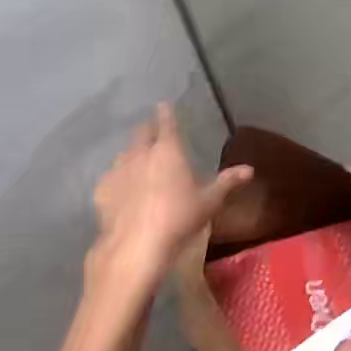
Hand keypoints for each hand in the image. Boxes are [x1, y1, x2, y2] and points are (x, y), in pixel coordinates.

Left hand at [87, 103, 251, 307]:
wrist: (136, 245)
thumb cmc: (178, 219)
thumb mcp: (208, 202)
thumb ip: (227, 183)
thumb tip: (249, 169)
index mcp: (167, 151)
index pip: (166, 123)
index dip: (166, 113)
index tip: (164, 105)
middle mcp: (139, 153)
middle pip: (141, 133)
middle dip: (148, 131)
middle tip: (154, 135)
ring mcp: (117, 170)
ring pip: (124, 154)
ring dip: (132, 155)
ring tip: (139, 165)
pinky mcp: (101, 190)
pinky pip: (111, 178)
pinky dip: (118, 180)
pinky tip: (122, 193)